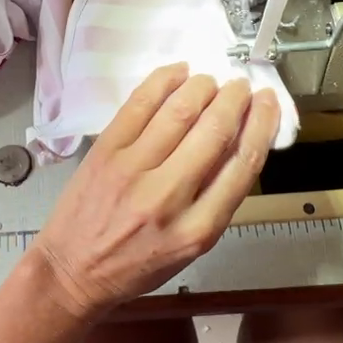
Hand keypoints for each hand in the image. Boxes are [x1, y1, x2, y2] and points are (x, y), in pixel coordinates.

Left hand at [31, 64, 279, 319]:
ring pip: (180, 111)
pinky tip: (179, 73)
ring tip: (213, 80)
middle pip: (215, 131)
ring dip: (204, 86)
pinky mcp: (106, 151)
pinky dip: (164, 81)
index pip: (242, 166)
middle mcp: (168, 197)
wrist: (73, 269)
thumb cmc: (137, 263)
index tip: (269, 103)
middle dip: (236, 100)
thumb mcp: (191, 247)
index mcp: (198, 229)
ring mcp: (133, 169)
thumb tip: (241, 142)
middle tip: (242, 86)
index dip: (262, 125)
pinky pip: (140, 104)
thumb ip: (217, 200)